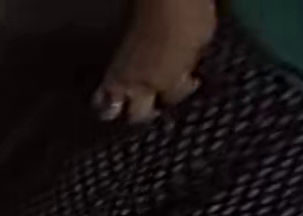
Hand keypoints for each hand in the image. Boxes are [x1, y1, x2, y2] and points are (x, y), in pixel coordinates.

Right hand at [95, 0, 215, 122]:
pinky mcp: (107, 75)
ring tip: (125, 106)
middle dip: (147, 112)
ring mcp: (120, 83)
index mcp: (169, 80)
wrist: (163, 2)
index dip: (185, 90)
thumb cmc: (188, 15)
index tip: (191, 82)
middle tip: (155, 104)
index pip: (174, 97)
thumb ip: (190, 61)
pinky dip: (104, 100)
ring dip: (117, 112)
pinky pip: (100, 97)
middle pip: (137, 116)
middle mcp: (140, 88)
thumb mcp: (202, 38)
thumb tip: (183, 70)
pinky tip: (112, 95)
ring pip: (109, 113)